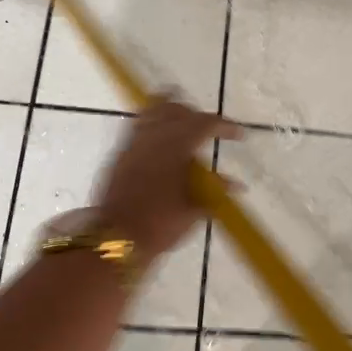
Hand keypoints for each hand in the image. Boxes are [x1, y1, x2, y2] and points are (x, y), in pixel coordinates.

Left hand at [93, 99, 238, 264]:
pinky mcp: (119, 153)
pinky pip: (139, 125)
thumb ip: (214, 192)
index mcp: (176, 147)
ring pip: (155, 110)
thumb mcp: (192, 212)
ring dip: (173, 113)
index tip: (239, 135)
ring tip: (185, 126)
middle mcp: (154, 137)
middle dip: (197, 116)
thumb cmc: (157, 226)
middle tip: (209, 130)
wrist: (112, 240)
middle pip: (178, 109)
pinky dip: (153, 125)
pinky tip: (160, 141)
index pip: (205, 123)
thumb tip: (237, 185)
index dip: (225, 125)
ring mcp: (134, 142)